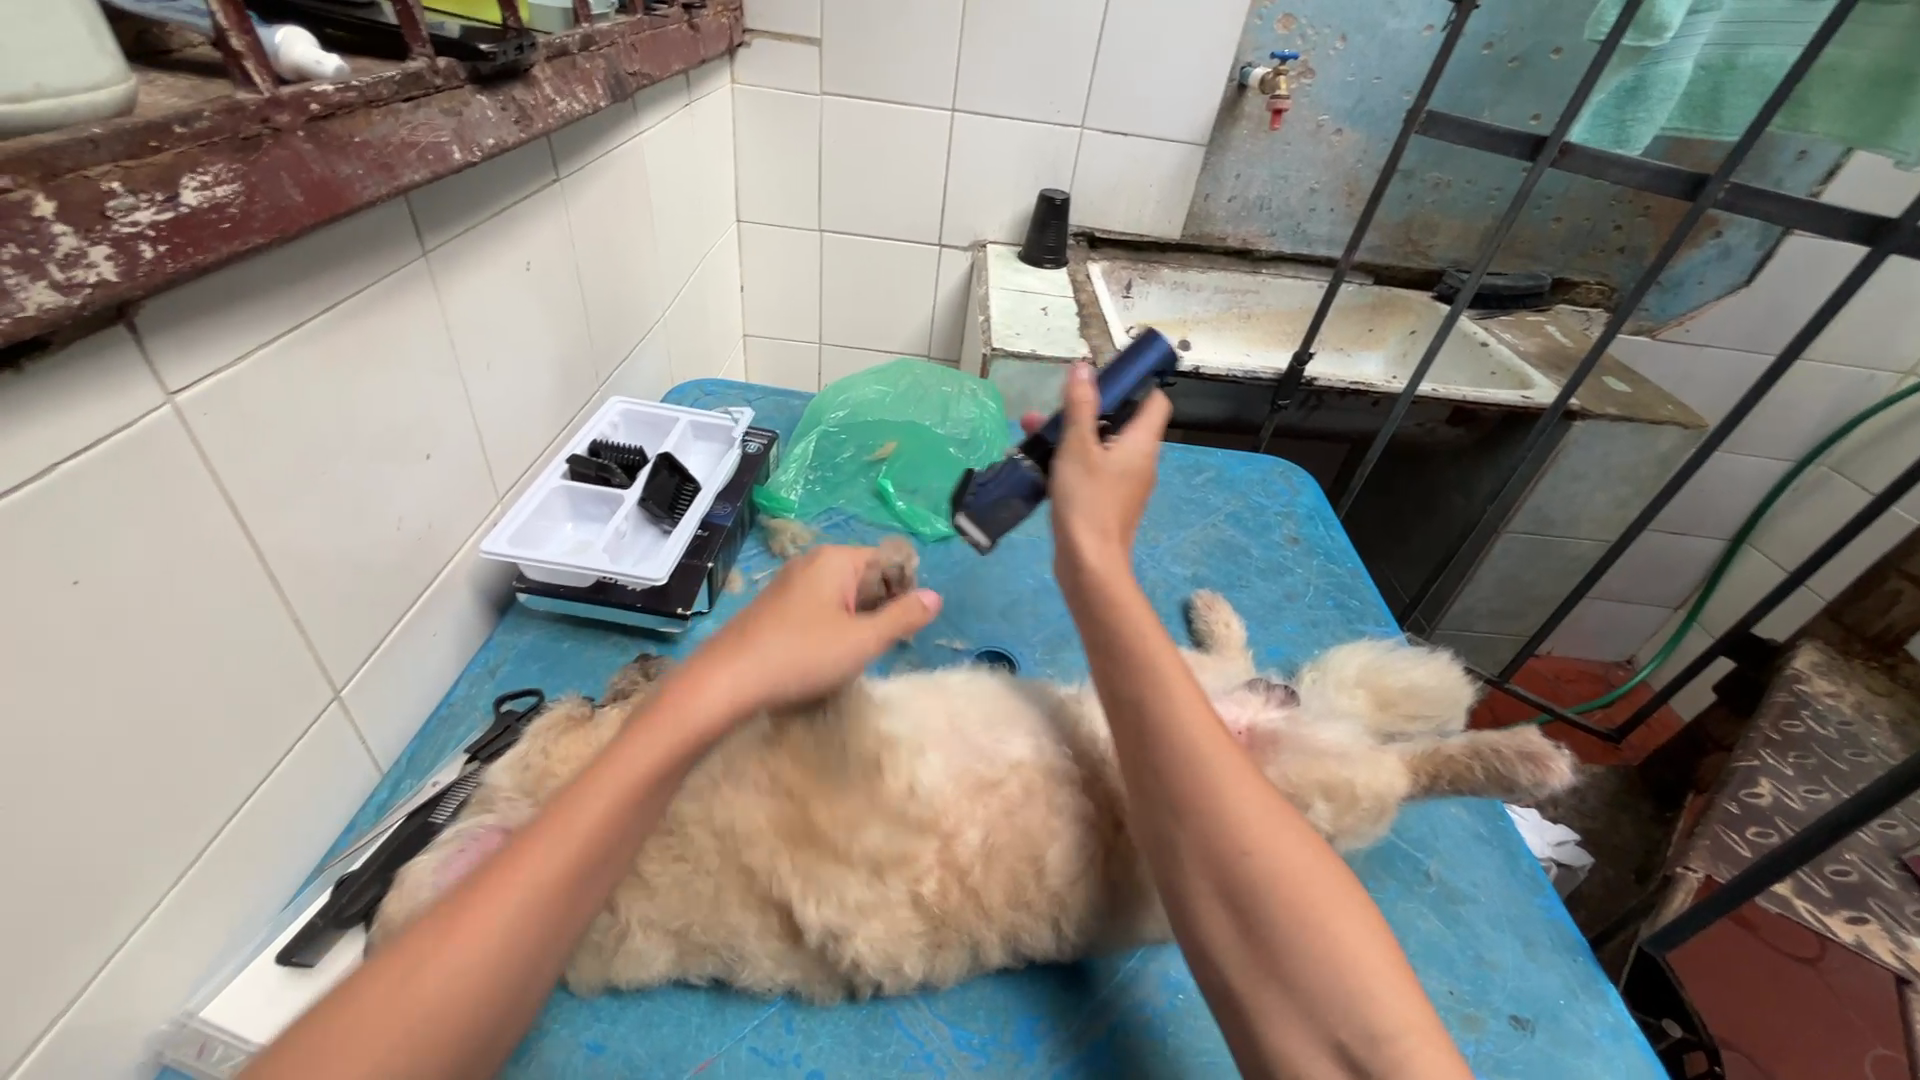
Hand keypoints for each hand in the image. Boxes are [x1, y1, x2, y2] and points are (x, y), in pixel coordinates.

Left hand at [668, 544, 940, 720]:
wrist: (726, 680)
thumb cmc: (802, 655)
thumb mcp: (863, 641)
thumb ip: (903, 617)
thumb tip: (935, 597)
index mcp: (837, 559)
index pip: (889, 560)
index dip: (906, 589)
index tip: (907, 625)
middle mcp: (812, 561)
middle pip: (866, 575)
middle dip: (882, 606)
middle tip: (883, 643)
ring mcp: (790, 583)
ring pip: (842, 594)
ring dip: (857, 620)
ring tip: (857, 652)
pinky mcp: (775, 606)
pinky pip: (819, 607)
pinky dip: (832, 625)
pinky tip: (826, 655)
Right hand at [1021, 360, 1171, 572]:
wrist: (1088, 563)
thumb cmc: (1087, 500)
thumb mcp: (1078, 446)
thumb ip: (1080, 405)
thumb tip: (1083, 367)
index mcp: (1142, 444)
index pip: (1155, 401)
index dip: (1135, 384)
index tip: (1103, 377)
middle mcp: (1140, 462)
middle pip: (1123, 422)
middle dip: (1088, 408)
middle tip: (1057, 403)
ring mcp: (1124, 486)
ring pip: (1102, 447)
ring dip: (1072, 434)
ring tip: (1034, 427)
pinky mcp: (1107, 504)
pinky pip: (1092, 470)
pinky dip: (1071, 460)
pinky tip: (1039, 459)